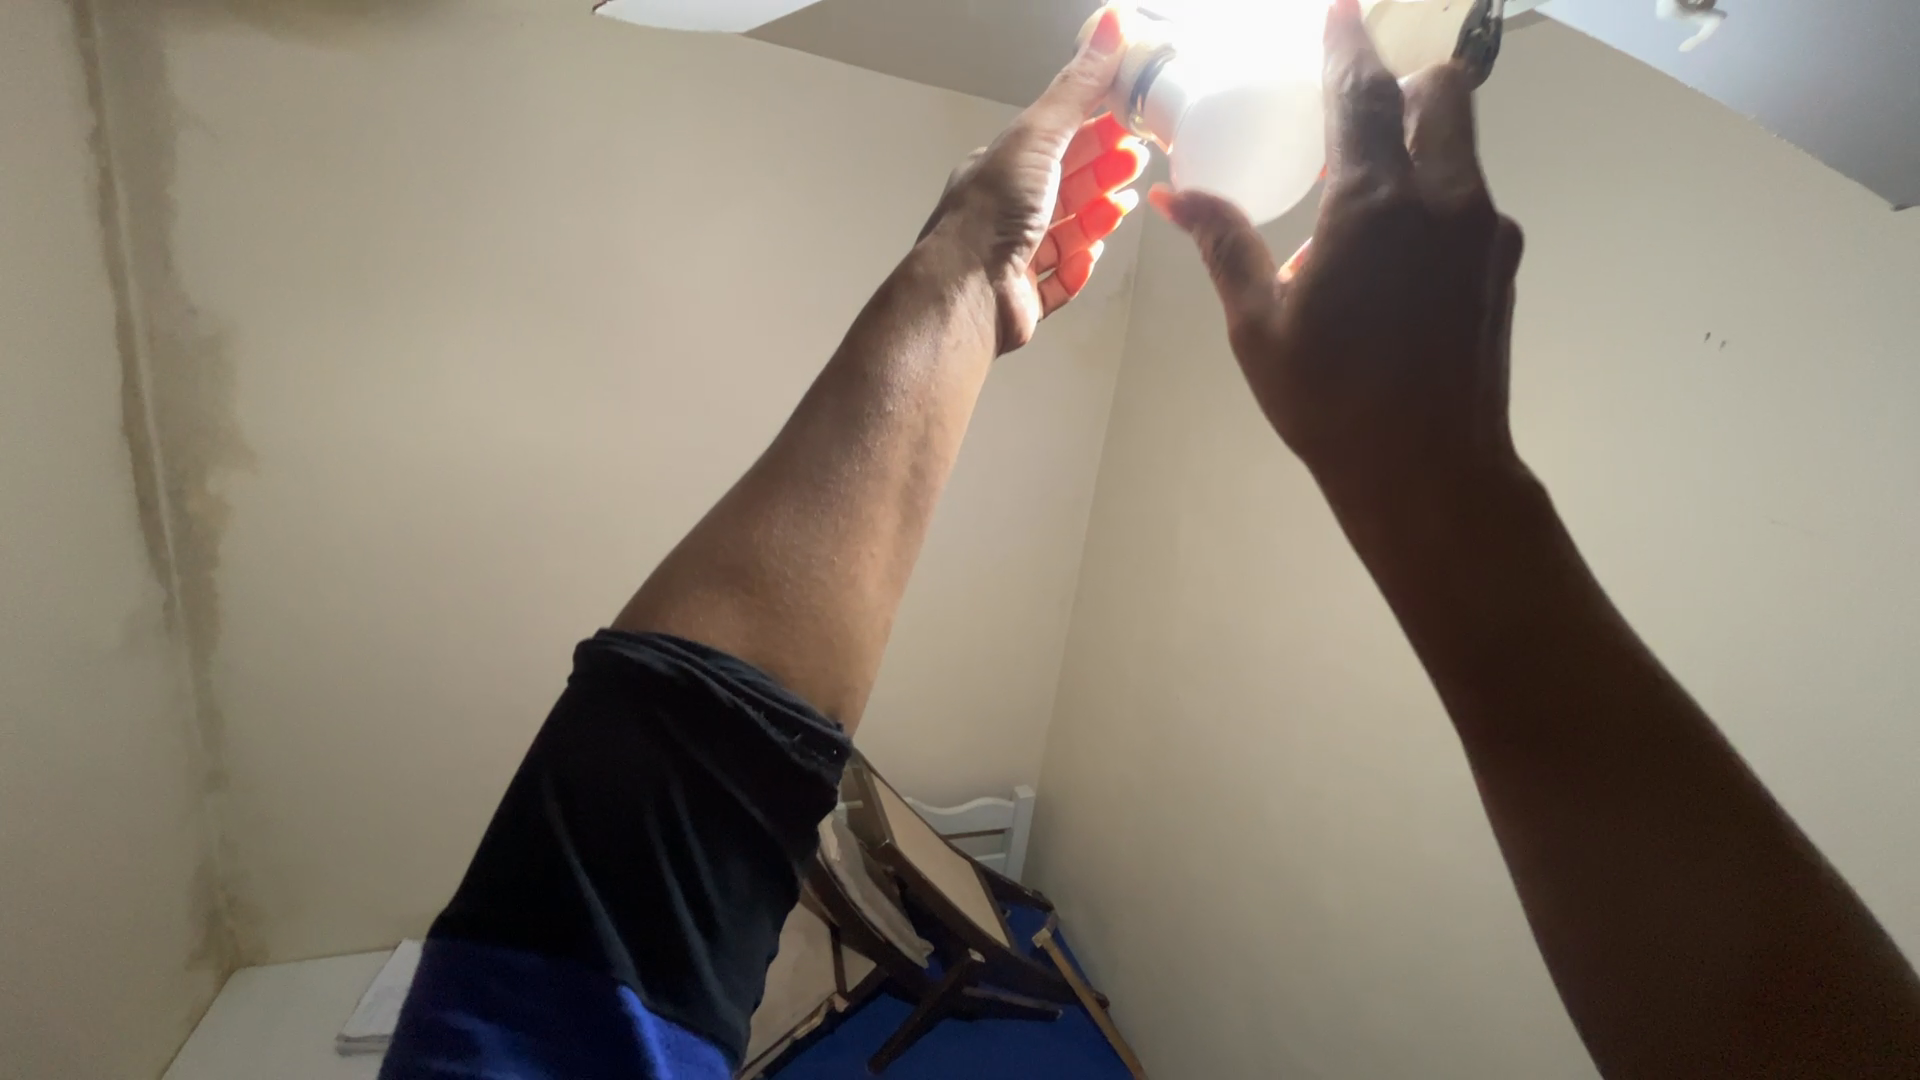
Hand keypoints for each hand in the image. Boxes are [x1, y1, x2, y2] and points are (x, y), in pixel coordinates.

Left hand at [918, 9, 1146, 354]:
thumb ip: (1076, 90)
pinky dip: (1076, 267)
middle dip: (1102, 174)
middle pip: (1063, 189)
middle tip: (1137, 162)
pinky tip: (1092, 253)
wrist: (965, 294)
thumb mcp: (1036, 139)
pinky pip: (1057, 280)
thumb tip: (1109, 24)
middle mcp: (1004, 213)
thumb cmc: (991, 215)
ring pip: (1063, 235)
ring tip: (1125, 206)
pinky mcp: (1022, 298)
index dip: (1094, 132)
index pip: (1054, 144)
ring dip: (1095, 219)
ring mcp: (1012, 258)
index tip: (1130, 125)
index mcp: (1000, 171)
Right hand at [1153, 0, 1524, 501]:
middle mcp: (1443, 197)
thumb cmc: (1323, 397)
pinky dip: (1433, 203)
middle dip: (1401, 86)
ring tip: (1363, 217)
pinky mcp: (1502, 263)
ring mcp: (1484, 228)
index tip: (1339, 10)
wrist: (1423, 464)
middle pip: (1443, 93)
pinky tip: (1395, 268)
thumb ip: (1225, 245)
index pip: (1361, 94)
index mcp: (1371, 206)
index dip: (1345, 45)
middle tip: (1355, 121)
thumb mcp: (1257, 324)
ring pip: (1462, 147)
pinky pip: (1470, 201)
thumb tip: (1175, 195)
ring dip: (1417, 149)